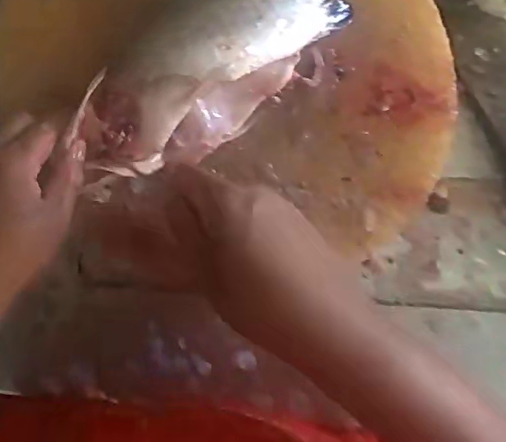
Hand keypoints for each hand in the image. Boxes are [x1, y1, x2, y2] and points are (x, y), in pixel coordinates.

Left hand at [0, 115, 82, 309]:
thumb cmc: (20, 250)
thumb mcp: (55, 216)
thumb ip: (68, 175)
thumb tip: (78, 144)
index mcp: (14, 155)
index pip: (47, 125)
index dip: (68, 128)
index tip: (87, 136)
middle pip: (24, 121)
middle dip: (46, 131)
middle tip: (66, 157)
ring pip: (7, 133)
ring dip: (27, 141)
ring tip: (47, 172)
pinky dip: (12, 153)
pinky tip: (24, 183)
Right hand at [162, 164, 374, 348]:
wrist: (341, 331)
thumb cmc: (262, 305)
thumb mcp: (208, 276)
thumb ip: (184, 235)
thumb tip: (170, 206)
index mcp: (225, 197)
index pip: (182, 173)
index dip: (168, 191)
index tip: (164, 220)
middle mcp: (252, 188)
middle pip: (212, 188)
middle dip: (199, 211)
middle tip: (196, 249)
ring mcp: (282, 204)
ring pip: (239, 203)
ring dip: (227, 222)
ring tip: (230, 262)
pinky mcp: (304, 222)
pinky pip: (264, 216)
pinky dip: (253, 232)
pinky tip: (262, 268)